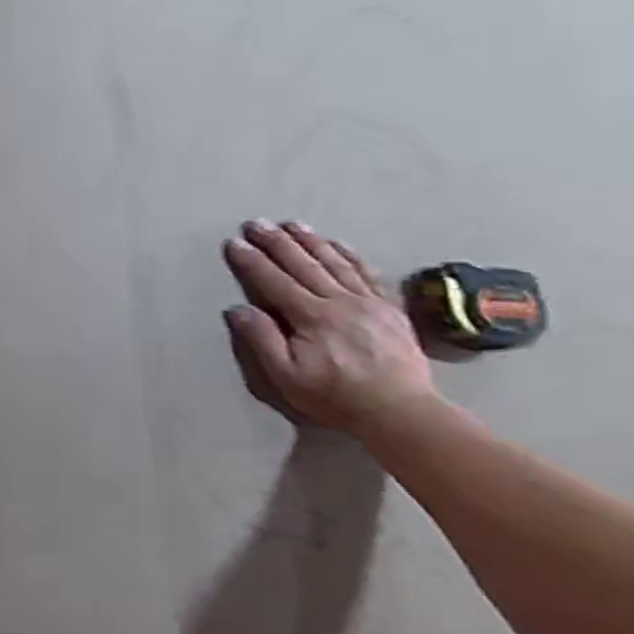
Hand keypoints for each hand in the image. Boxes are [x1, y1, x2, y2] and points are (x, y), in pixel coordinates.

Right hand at [222, 219, 441, 435]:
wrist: (399, 410)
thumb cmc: (333, 396)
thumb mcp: (286, 376)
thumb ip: (262, 340)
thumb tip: (239, 309)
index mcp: (312, 317)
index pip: (274, 282)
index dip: (252, 262)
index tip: (234, 243)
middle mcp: (340, 301)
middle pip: (304, 265)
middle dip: (277, 243)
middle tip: (257, 223)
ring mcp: (368, 302)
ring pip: (335, 263)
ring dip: (310, 241)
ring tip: (292, 224)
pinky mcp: (388, 308)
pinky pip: (366, 272)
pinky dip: (348, 254)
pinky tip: (336, 243)